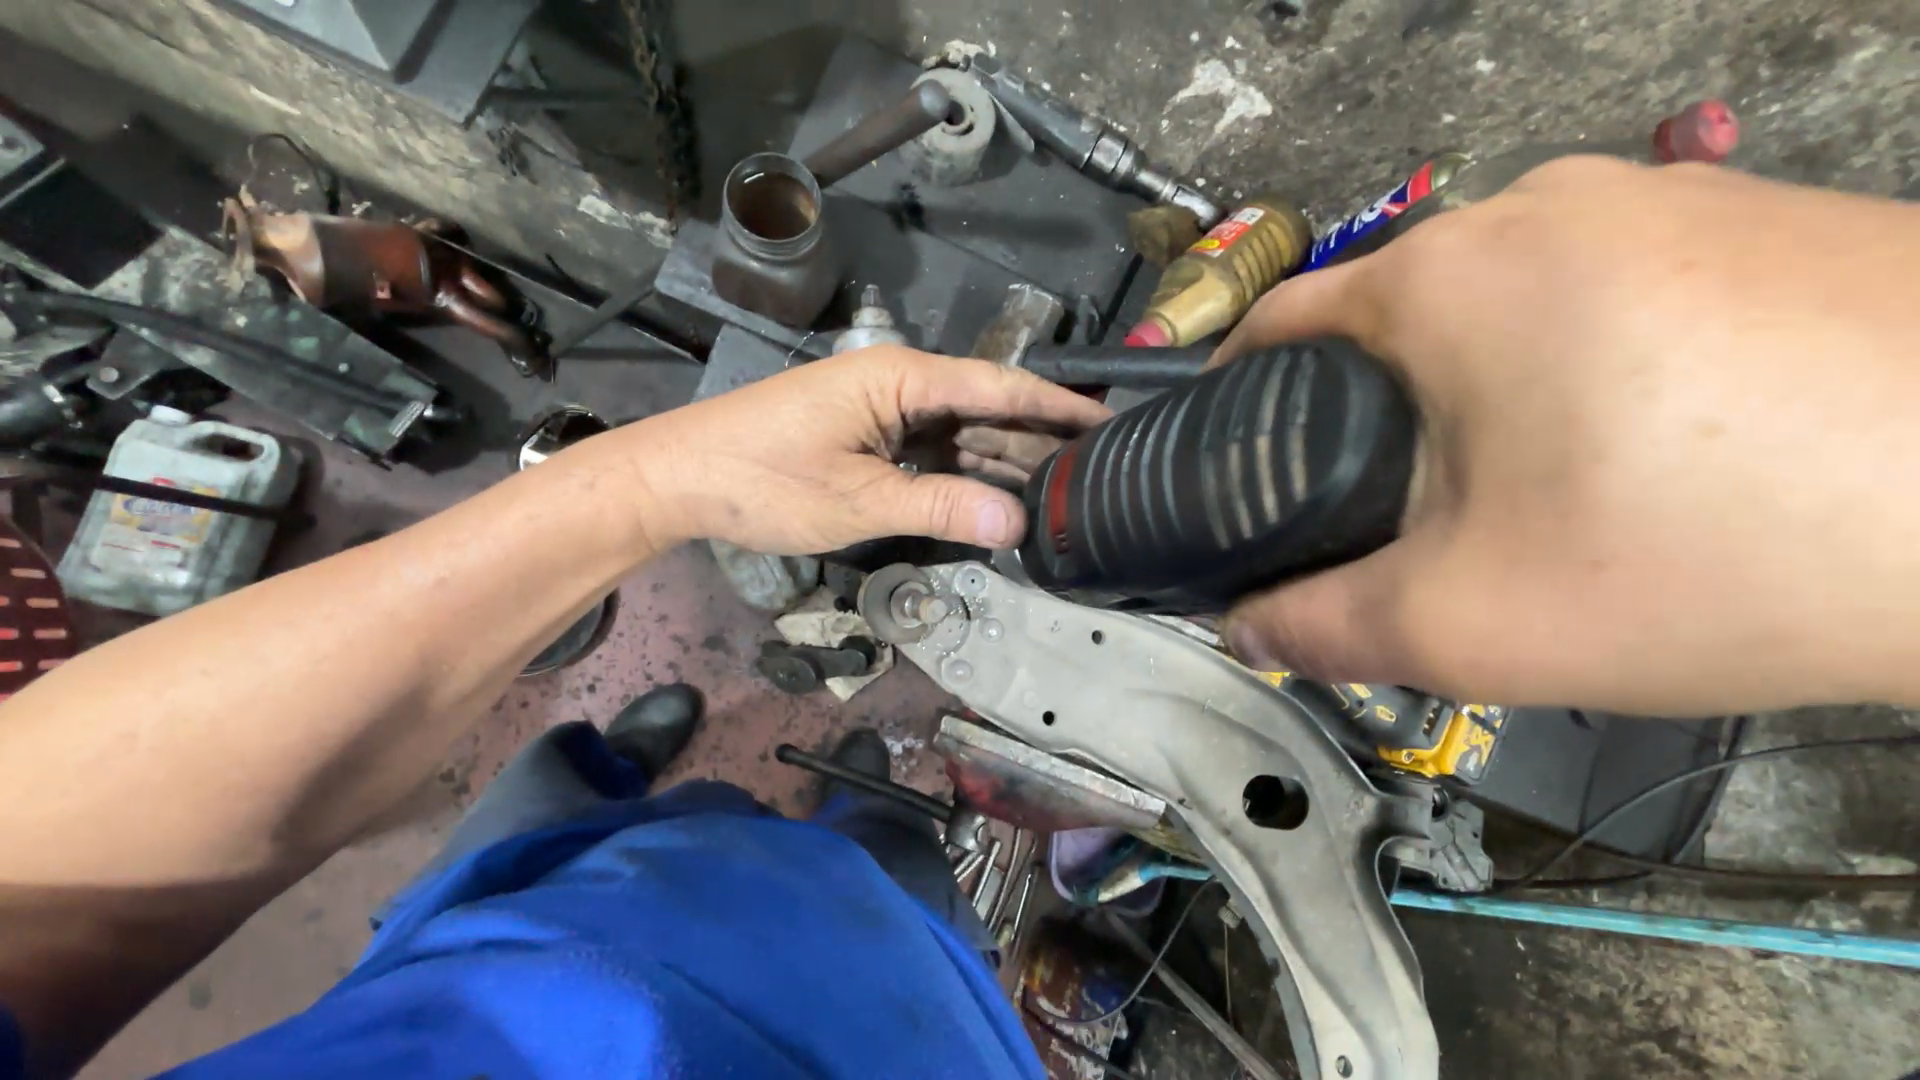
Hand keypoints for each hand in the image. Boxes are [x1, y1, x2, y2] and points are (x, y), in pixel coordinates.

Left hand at [619, 347, 1109, 555]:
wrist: (679, 477)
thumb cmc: (763, 480)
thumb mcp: (857, 500)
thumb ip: (941, 507)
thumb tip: (1018, 522)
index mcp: (902, 378)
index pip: (1001, 387)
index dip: (1059, 406)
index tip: (1111, 421)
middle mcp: (900, 383)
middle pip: (987, 410)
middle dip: (1039, 440)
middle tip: (1100, 473)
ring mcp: (883, 408)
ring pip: (961, 434)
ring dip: (1004, 462)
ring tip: (1063, 491)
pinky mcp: (867, 433)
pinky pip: (931, 450)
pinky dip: (962, 475)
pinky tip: (996, 499)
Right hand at [1216, 157, 1919, 714]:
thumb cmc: (1711, 549)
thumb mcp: (1468, 622)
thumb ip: (1319, 627)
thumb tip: (1241, 628)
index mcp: (1441, 274)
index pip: (1277, 320)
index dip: (1237, 398)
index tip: (1240, 466)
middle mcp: (1536, 204)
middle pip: (1388, 322)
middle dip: (1370, 415)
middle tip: (1398, 517)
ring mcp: (1660, 196)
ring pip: (1497, 310)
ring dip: (1474, 393)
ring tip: (1526, 493)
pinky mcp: (1761, 217)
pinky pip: (1603, 295)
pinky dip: (1576, 366)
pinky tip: (1641, 446)